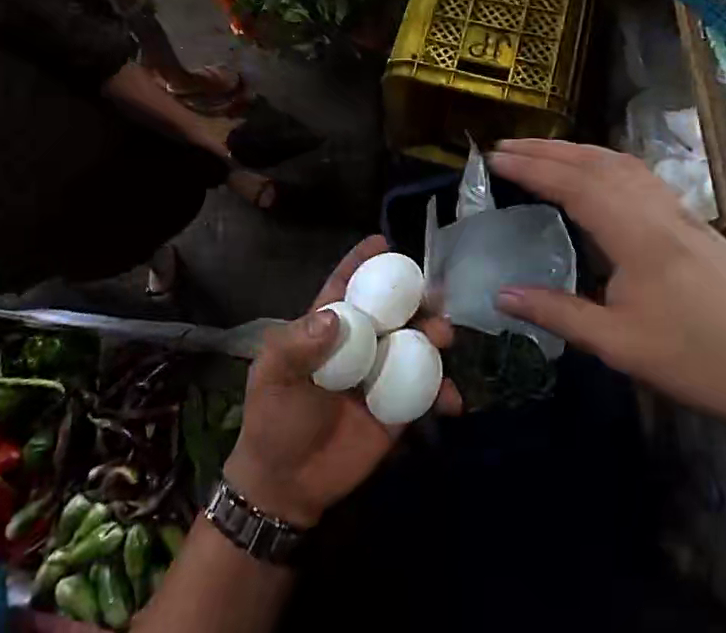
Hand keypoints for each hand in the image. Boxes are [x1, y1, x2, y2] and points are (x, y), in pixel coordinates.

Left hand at [225, 236, 461, 527]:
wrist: (286, 484)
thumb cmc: (274, 419)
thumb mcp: (274, 377)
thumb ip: (298, 345)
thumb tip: (335, 315)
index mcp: (324, 330)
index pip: (344, 288)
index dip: (362, 263)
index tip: (383, 241)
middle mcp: (357, 347)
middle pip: (390, 313)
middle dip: (413, 298)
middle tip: (432, 294)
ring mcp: (378, 377)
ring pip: (413, 346)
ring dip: (432, 337)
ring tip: (442, 336)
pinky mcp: (396, 411)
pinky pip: (425, 393)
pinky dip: (443, 392)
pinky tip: (451, 399)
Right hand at [488, 140, 725, 446]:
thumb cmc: (702, 361)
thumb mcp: (619, 345)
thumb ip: (557, 313)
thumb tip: (500, 295)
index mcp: (637, 235)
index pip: (574, 184)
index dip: (531, 167)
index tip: (494, 158)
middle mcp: (659, 211)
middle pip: (596, 163)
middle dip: (547, 149)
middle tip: (505, 146)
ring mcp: (682, 215)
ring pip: (622, 164)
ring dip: (577, 151)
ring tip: (541, 153)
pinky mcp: (695, 225)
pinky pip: (640, 176)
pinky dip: (605, 164)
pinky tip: (598, 177)